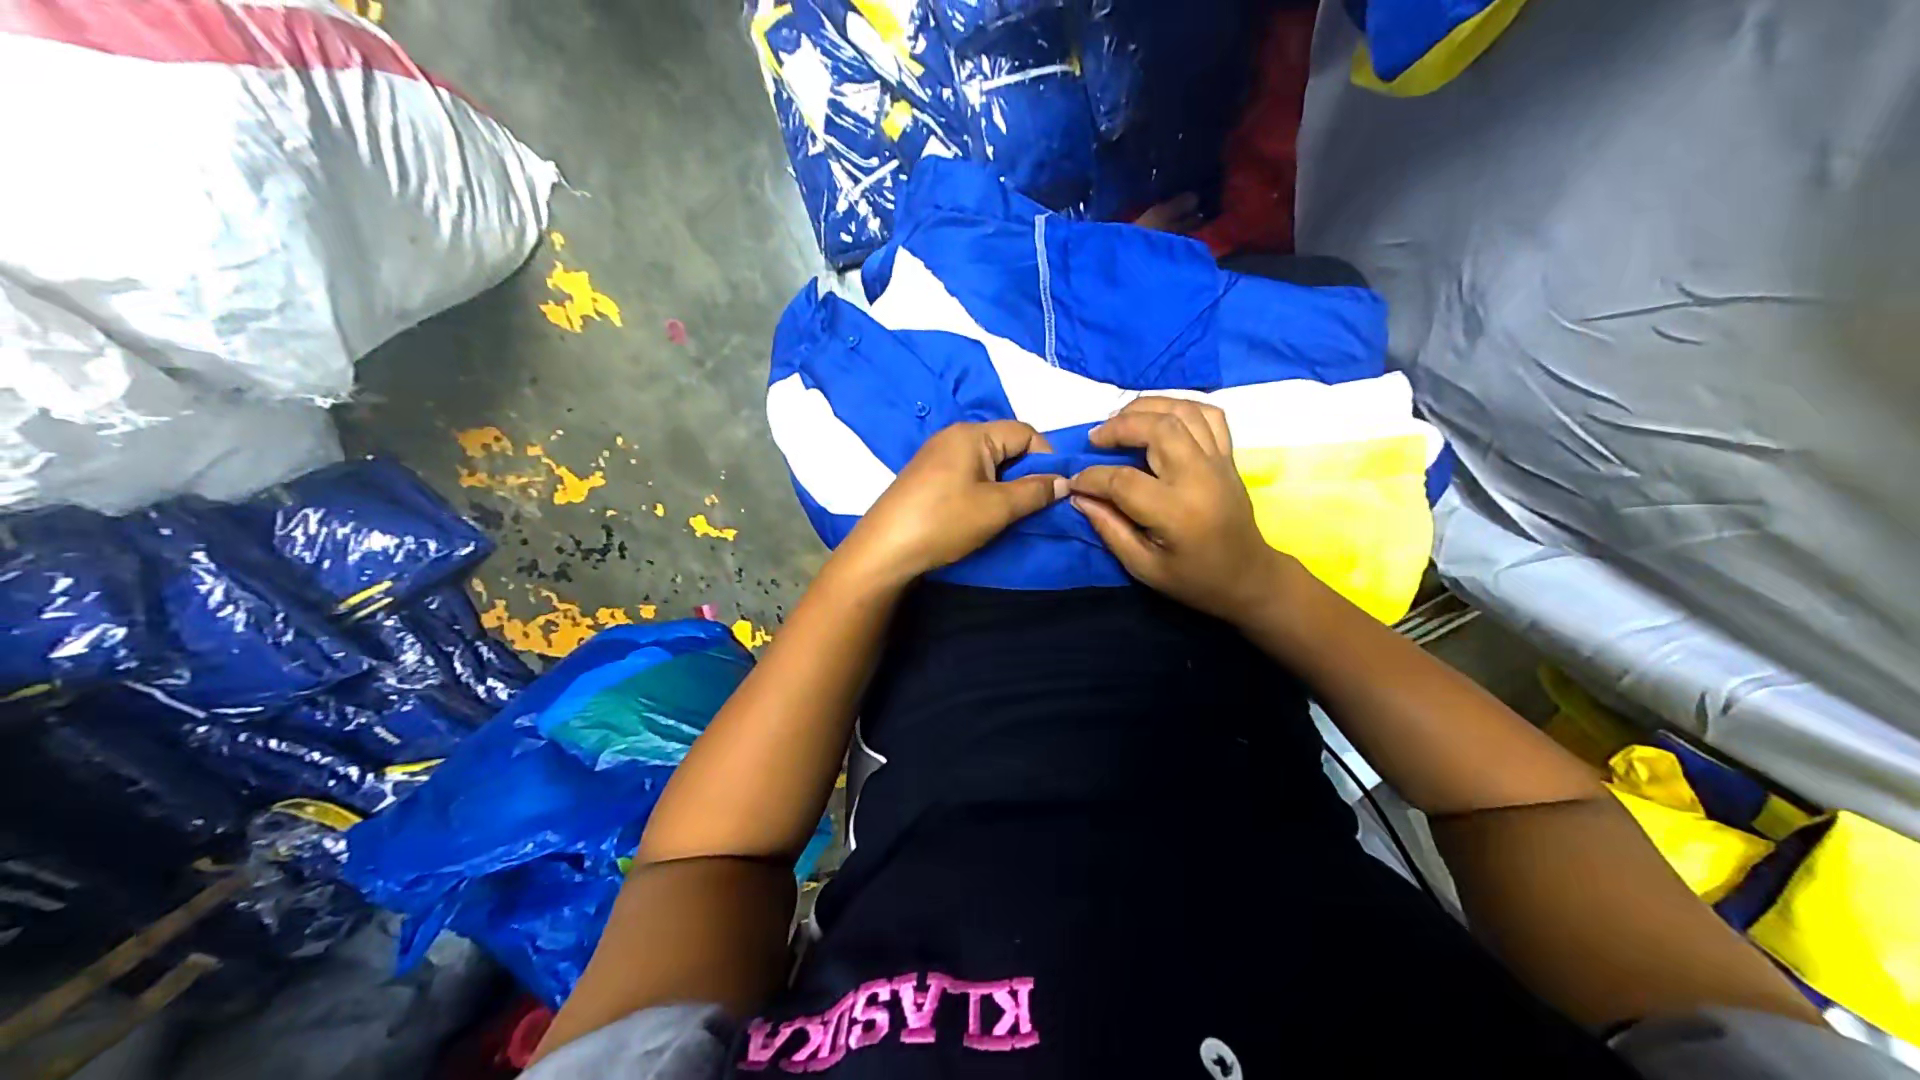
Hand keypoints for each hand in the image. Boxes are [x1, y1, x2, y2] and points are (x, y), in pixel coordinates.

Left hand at [836, 420, 1065, 587]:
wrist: (885, 549)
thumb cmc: (944, 521)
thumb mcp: (997, 508)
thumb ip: (1035, 491)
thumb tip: (1064, 481)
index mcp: (972, 434)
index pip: (1025, 432)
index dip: (1046, 458)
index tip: (1054, 491)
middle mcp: (954, 436)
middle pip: (1006, 445)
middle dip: (1026, 473)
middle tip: (1034, 506)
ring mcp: (938, 456)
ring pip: (988, 463)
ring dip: (1005, 485)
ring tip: (1009, 514)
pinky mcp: (928, 477)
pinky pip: (969, 474)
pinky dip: (984, 491)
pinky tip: (983, 515)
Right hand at [1069, 397, 1297, 623]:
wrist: (1248, 577)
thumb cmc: (1193, 579)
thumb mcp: (1143, 567)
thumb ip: (1109, 528)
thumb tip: (1078, 496)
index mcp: (1175, 511)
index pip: (1122, 479)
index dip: (1091, 477)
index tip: (1074, 482)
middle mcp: (1198, 477)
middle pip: (1157, 428)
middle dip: (1119, 426)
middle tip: (1096, 438)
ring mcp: (1218, 462)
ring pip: (1183, 411)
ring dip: (1147, 407)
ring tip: (1121, 419)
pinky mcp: (1228, 456)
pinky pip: (1209, 415)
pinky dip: (1182, 406)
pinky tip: (1160, 416)